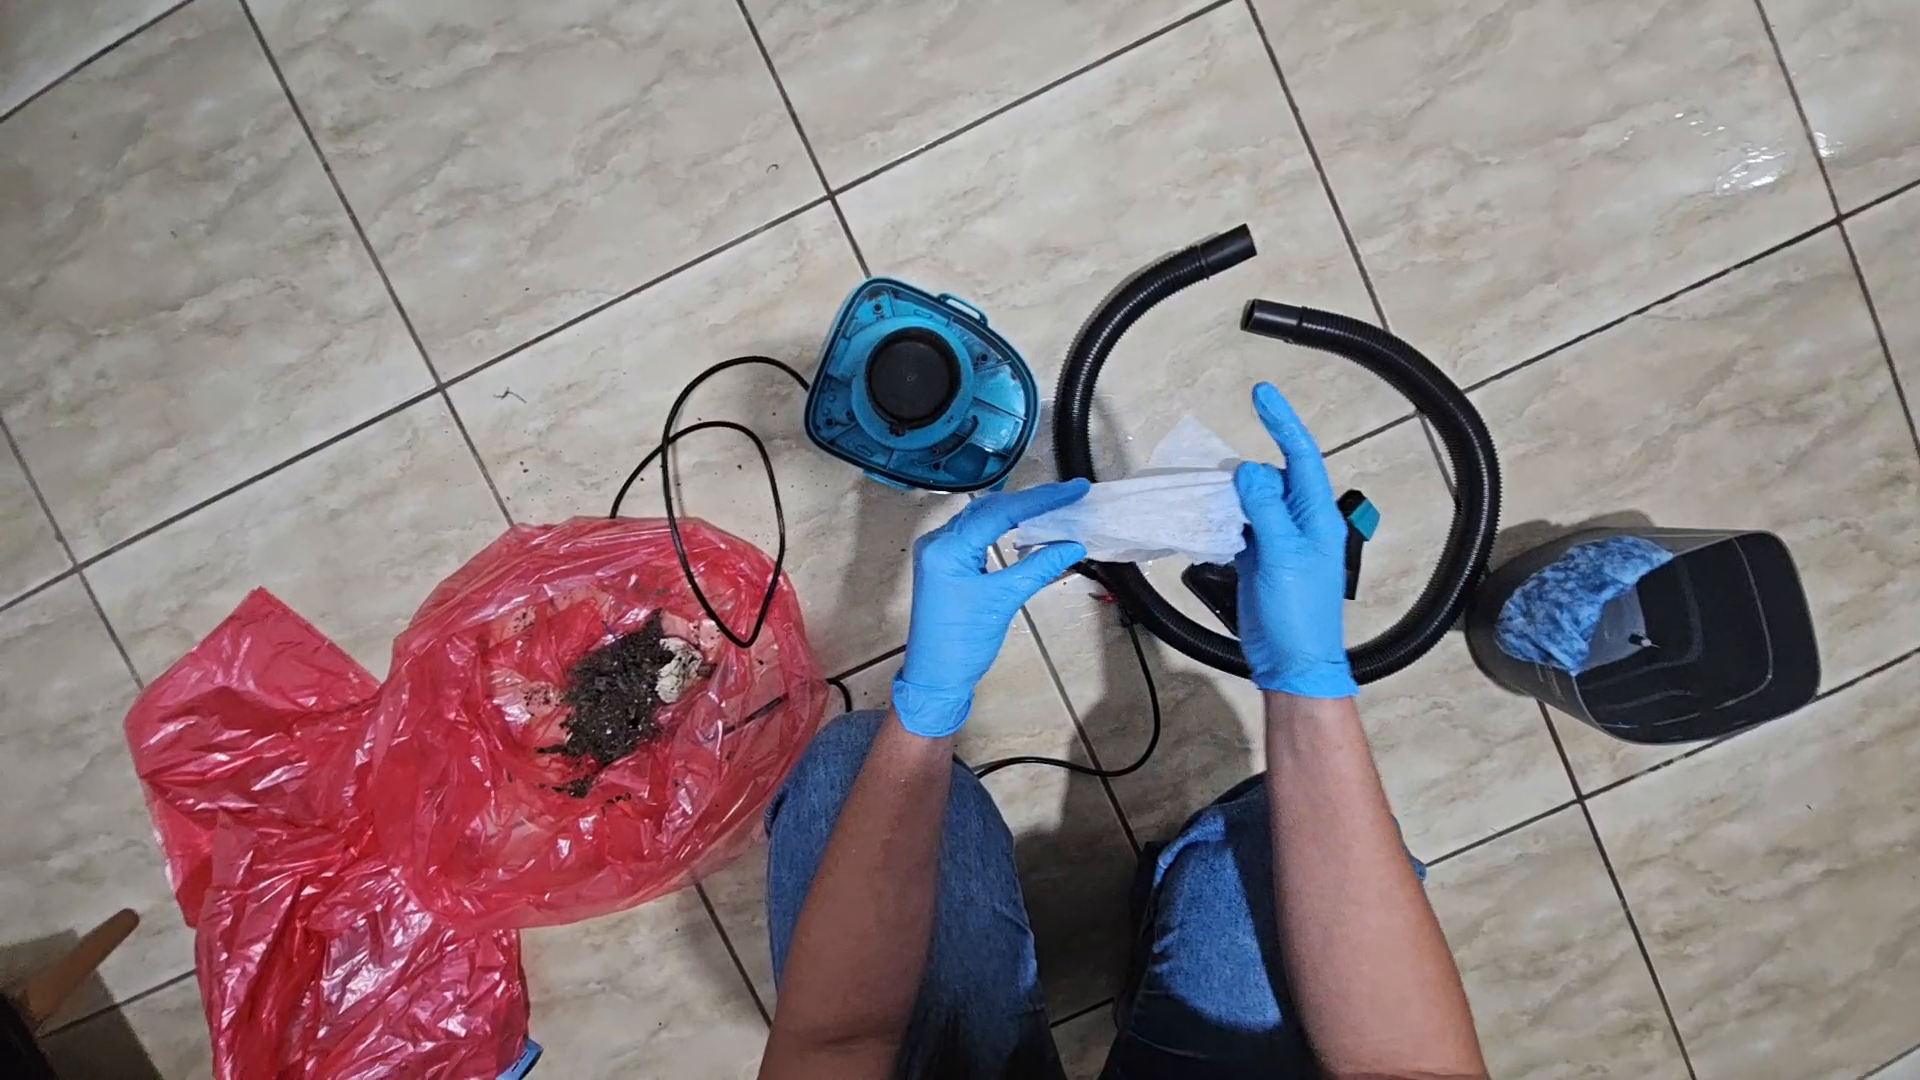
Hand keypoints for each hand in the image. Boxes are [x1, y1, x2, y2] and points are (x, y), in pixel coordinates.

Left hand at [895, 480, 1090, 736]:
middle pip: (990, 509)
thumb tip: (1073, 544)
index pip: (1000, 512)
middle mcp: (938, 542)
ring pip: (982, 519)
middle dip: (1030, 501)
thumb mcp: (1004, 601)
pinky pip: (976, 535)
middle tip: (1068, 495)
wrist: (936, 677)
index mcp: (947, 548)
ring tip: (1053, 506)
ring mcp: (939, 552)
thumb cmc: (962, 644)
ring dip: (1017, 512)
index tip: (1072, 490)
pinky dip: (1002, 529)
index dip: (1040, 500)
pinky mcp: (945, 563)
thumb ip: (1039, 567)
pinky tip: (1025, 527)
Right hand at [1233, 383, 1356, 698]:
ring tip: (1203, 495)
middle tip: (1214, 476)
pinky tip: (1205, 518)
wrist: (1291, 659)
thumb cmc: (1299, 612)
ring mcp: (1276, 539)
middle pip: (1270, 477)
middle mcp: (1298, 521)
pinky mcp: (1257, 556)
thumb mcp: (1283, 556)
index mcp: (1316, 516)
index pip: (1301, 457)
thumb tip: (1249, 471)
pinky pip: (1238, 524)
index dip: (1283, 423)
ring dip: (1228, 495)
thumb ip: (1266, 510)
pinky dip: (1221, 518)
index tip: (1261, 395)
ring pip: (1250, 500)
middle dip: (1244, 470)